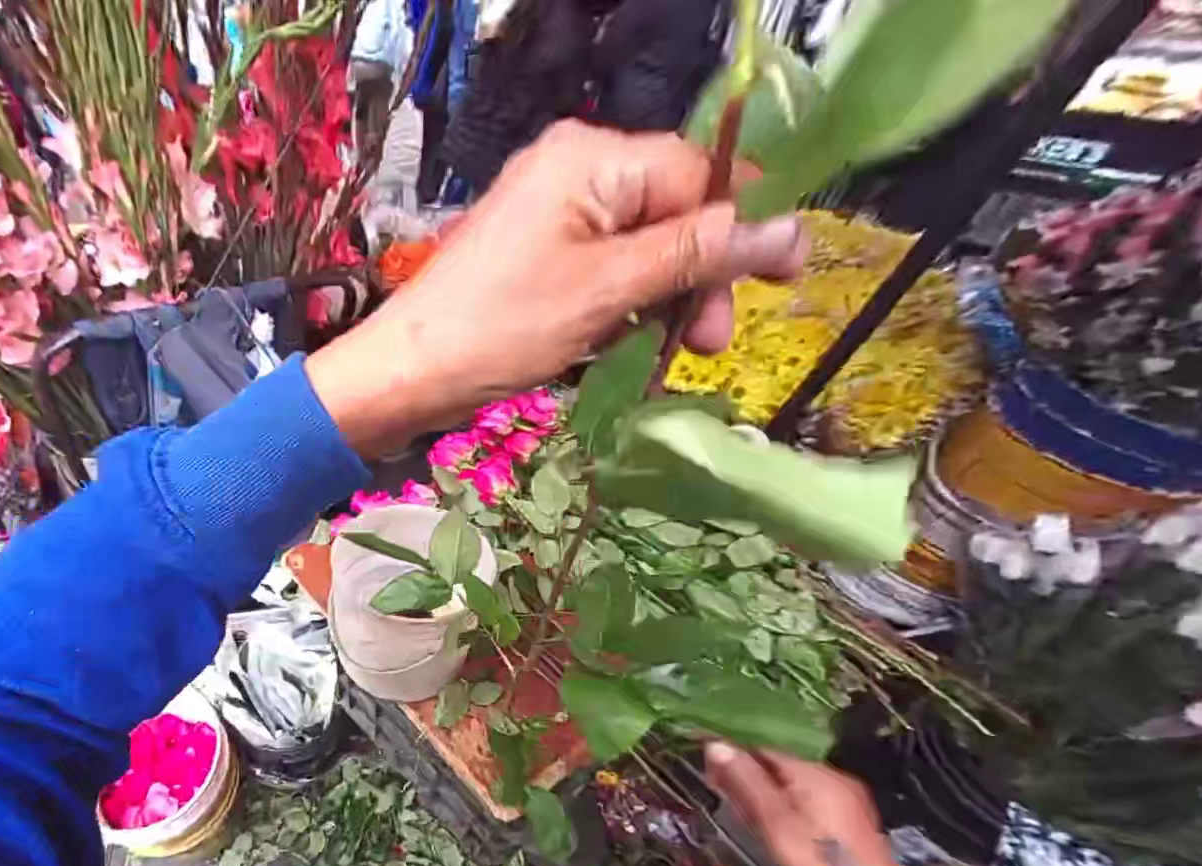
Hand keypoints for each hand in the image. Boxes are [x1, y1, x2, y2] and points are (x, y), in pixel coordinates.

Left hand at [308, 120, 808, 453]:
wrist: (411, 371)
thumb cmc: (503, 327)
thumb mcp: (608, 291)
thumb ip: (696, 255)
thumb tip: (790, 229)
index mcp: (593, 158)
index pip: (697, 175)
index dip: (742, 226)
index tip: (779, 281)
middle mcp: (575, 171)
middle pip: (672, 212)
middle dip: (697, 276)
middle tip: (703, 344)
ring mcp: (554, 215)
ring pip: (641, 249)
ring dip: (662, 299)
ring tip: (658, 351)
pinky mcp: (540, 255)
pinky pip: (605, 270)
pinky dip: (623, 306)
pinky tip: (617, 340)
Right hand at [705, 743, 957, 865]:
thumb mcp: (776, 827)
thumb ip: (746, 782)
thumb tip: (715, 743)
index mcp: (818, 774)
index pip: (763, 749)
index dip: (733, 759)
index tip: (709, 775)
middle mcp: (835, 777)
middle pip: (778, 764)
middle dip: (748, 777)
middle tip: (723, 797)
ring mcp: (847, 798)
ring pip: (791, 782)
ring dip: (765, 792)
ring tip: (744, 815)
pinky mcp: (850, 819)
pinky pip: (807, 798)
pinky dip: (785, 805)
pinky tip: (773, 826)